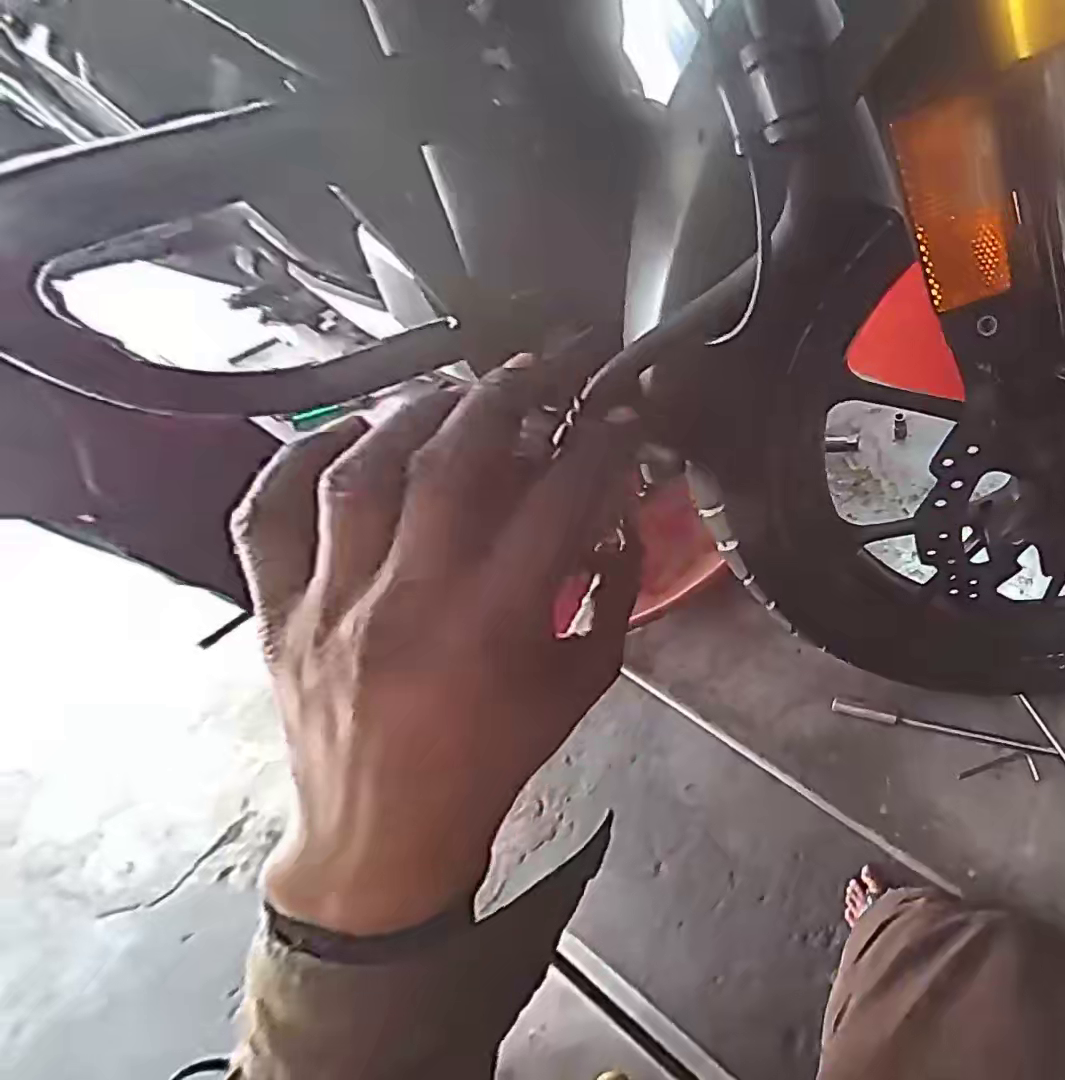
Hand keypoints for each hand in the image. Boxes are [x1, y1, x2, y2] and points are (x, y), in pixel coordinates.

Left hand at [231, 350, 643, 934]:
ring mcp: (330, 600)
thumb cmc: (504, 749)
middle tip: (536, 369)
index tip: (619, 418)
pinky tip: (348, 430)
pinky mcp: (277, 609)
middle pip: (451, 466)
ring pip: (359, 473)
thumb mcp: (589, 677)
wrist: (390, 825)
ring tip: (457, 390)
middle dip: (502, 401)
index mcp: (498, 622)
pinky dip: (303, 455)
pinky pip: (269, 512)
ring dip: (416, 414)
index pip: (557, 505)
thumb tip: (618, 528)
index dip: (597, 449)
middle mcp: (409, 598)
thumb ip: (613, 596)